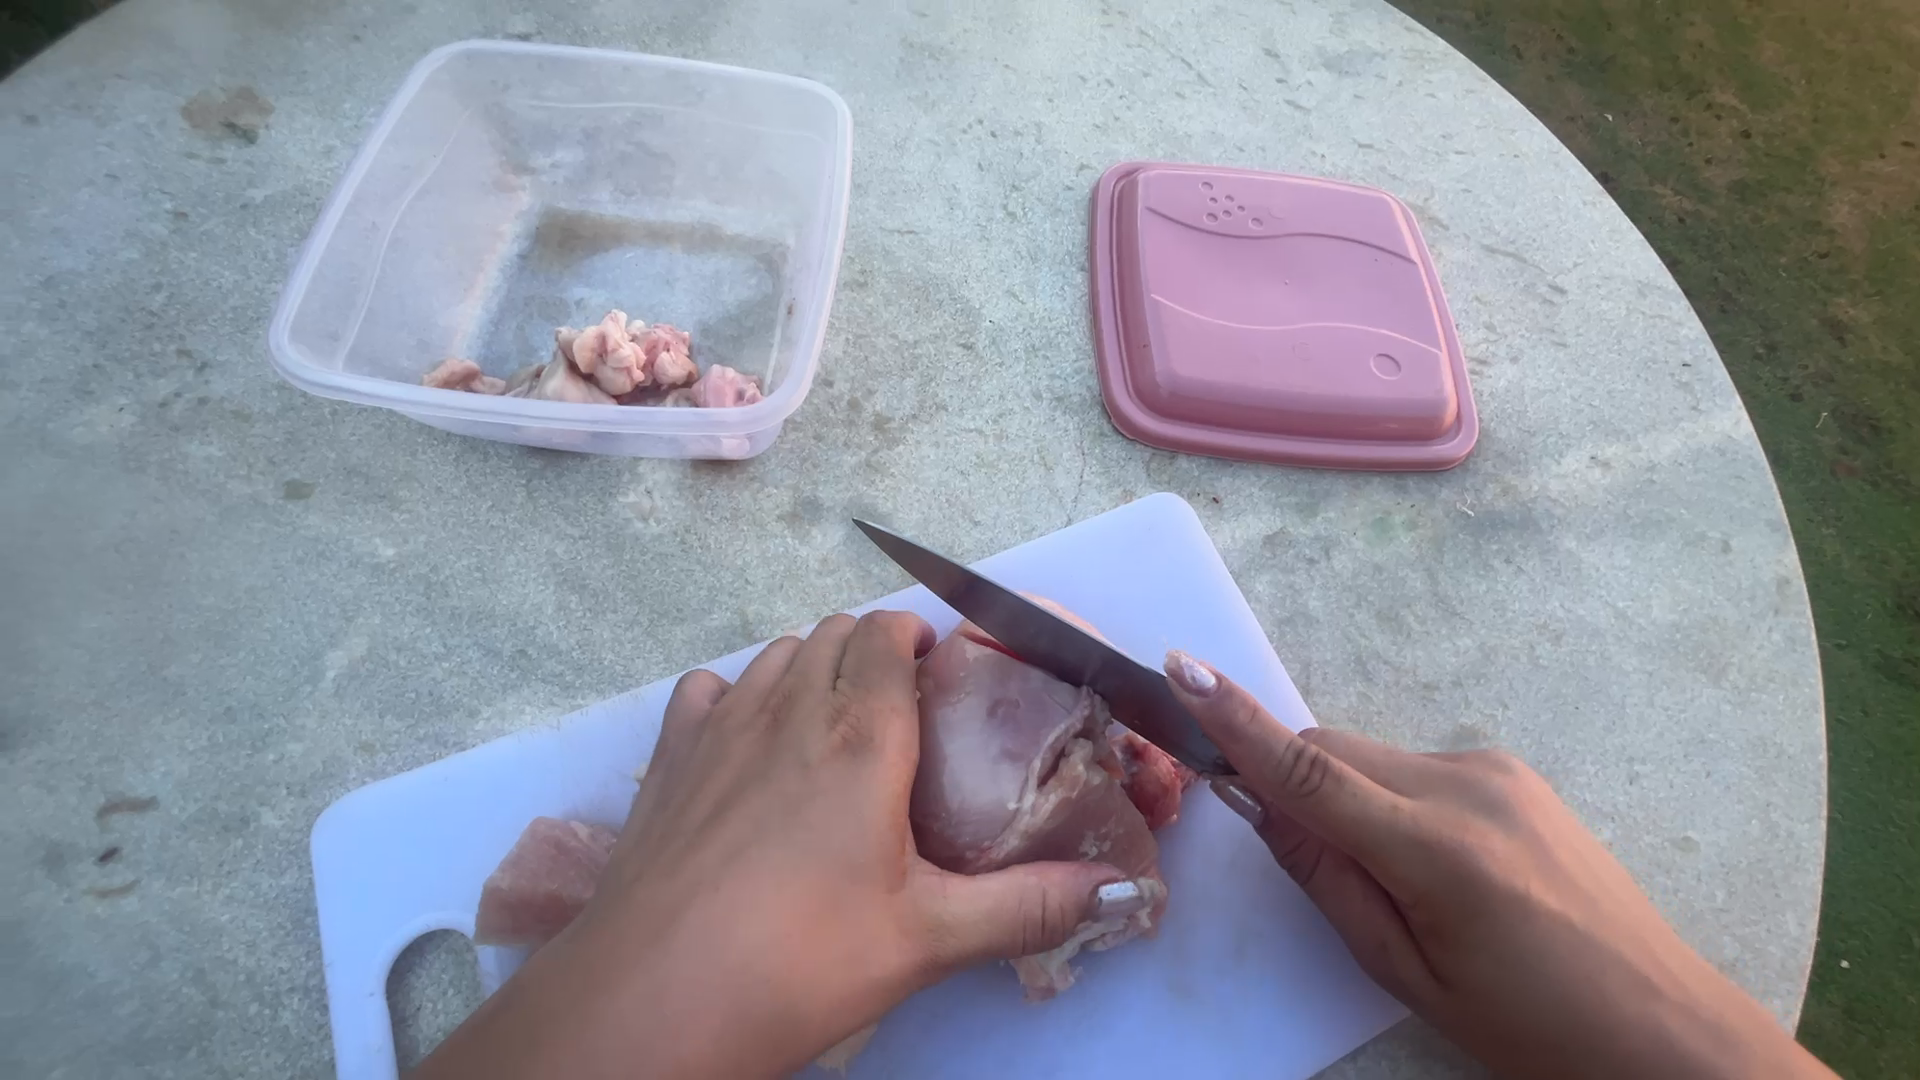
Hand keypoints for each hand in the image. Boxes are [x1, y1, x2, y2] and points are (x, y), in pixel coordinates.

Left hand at [418, 612, 1136, 1079]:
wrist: (648, 1004)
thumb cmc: (801, 961)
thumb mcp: (929, 938)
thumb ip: (1030, 907)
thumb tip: (1124, 895)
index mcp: (862, 734)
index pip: (887, 633)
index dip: (914, 635)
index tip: (936, 670)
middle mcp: (792, 706)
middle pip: (834, 630)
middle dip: (871, 648)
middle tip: (895, 706)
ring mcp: (722, 723)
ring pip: (776, 651)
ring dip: (811, 664)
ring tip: (829, 720)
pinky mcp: (670, 753)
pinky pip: (708, 687)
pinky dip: (736, 692)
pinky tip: (745, 738)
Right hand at [1162, 650, 1834, 1079]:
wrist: (1681, 1043)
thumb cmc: (1530, 1031)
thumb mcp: (1404, 971)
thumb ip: (1321, 874)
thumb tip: (1252, 798)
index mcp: (1438, 853)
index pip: (1307, 769)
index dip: (1236, 719)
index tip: (1183, 669)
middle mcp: (1466, 787)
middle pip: (1328, 748)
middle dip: (1292, 778)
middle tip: (1304, 850)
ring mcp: (1494, 769)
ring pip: (1363, 753)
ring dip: (1340, 790)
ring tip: (1389, 871)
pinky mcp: (1510, 768)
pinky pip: (1405, 763)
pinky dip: (1383, 793)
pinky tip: (1431, 856)